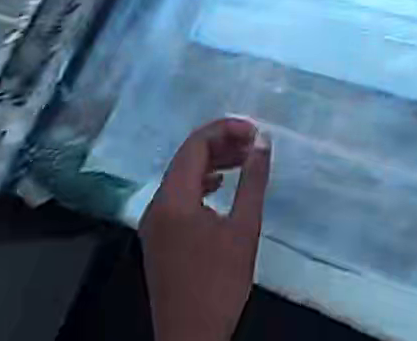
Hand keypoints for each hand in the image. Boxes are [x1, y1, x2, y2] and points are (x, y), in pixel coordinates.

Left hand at [140, 118, 271, 340]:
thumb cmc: (218, 286)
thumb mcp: (244, 230)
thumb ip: (252, 181)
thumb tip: (262, 142)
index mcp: (173, 199)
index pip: (195, 145)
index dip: (225, 130)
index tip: (255, 132)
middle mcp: (157, 204)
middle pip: (186, 157)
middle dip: (220, 143)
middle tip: (253, 143)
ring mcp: (154, 222)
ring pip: (182, 175)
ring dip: (212, 162)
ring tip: (244, 160)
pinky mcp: (158, 237)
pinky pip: (178, 195)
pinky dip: (201, 182)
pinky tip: (221, 187)